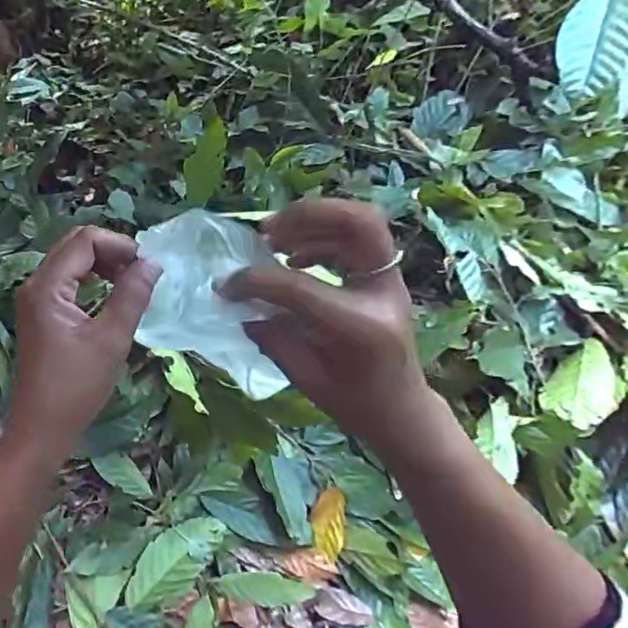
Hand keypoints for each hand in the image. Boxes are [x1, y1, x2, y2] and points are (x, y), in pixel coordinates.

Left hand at [9, 226, 161, 455]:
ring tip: (129, 283)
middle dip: (110, 250)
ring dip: (100, 263)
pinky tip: (109, 294)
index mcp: (46, 287)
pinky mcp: (37, 312)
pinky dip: (88, 278)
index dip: (119, 244)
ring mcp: (33, 299)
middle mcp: (34, 285)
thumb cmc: (76, 387)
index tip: (147, 265)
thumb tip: (152, 263)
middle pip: (73, 245)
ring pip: (68, 260)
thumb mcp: (111, 341)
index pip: (84, 240)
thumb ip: (132, 296)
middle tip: (140, 272)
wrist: (40, 428)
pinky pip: (64, 279)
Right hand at [219, 199, 435, 448]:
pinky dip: (321, 234)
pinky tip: (294, 256)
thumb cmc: (351, 401)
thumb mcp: (302, 375)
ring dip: (312, 221)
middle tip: (266, 232)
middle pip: (358, 223)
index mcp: (359, 327)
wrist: (400, 410)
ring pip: (359, 220)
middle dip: (307, 216)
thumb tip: (234, 298)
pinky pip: (357, 235)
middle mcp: (382, 294)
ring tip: (274, 239)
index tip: (227, 285)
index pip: (300, 287)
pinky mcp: (384, 276)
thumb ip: (269, 333)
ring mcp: (389, 281)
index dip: (256, 281)